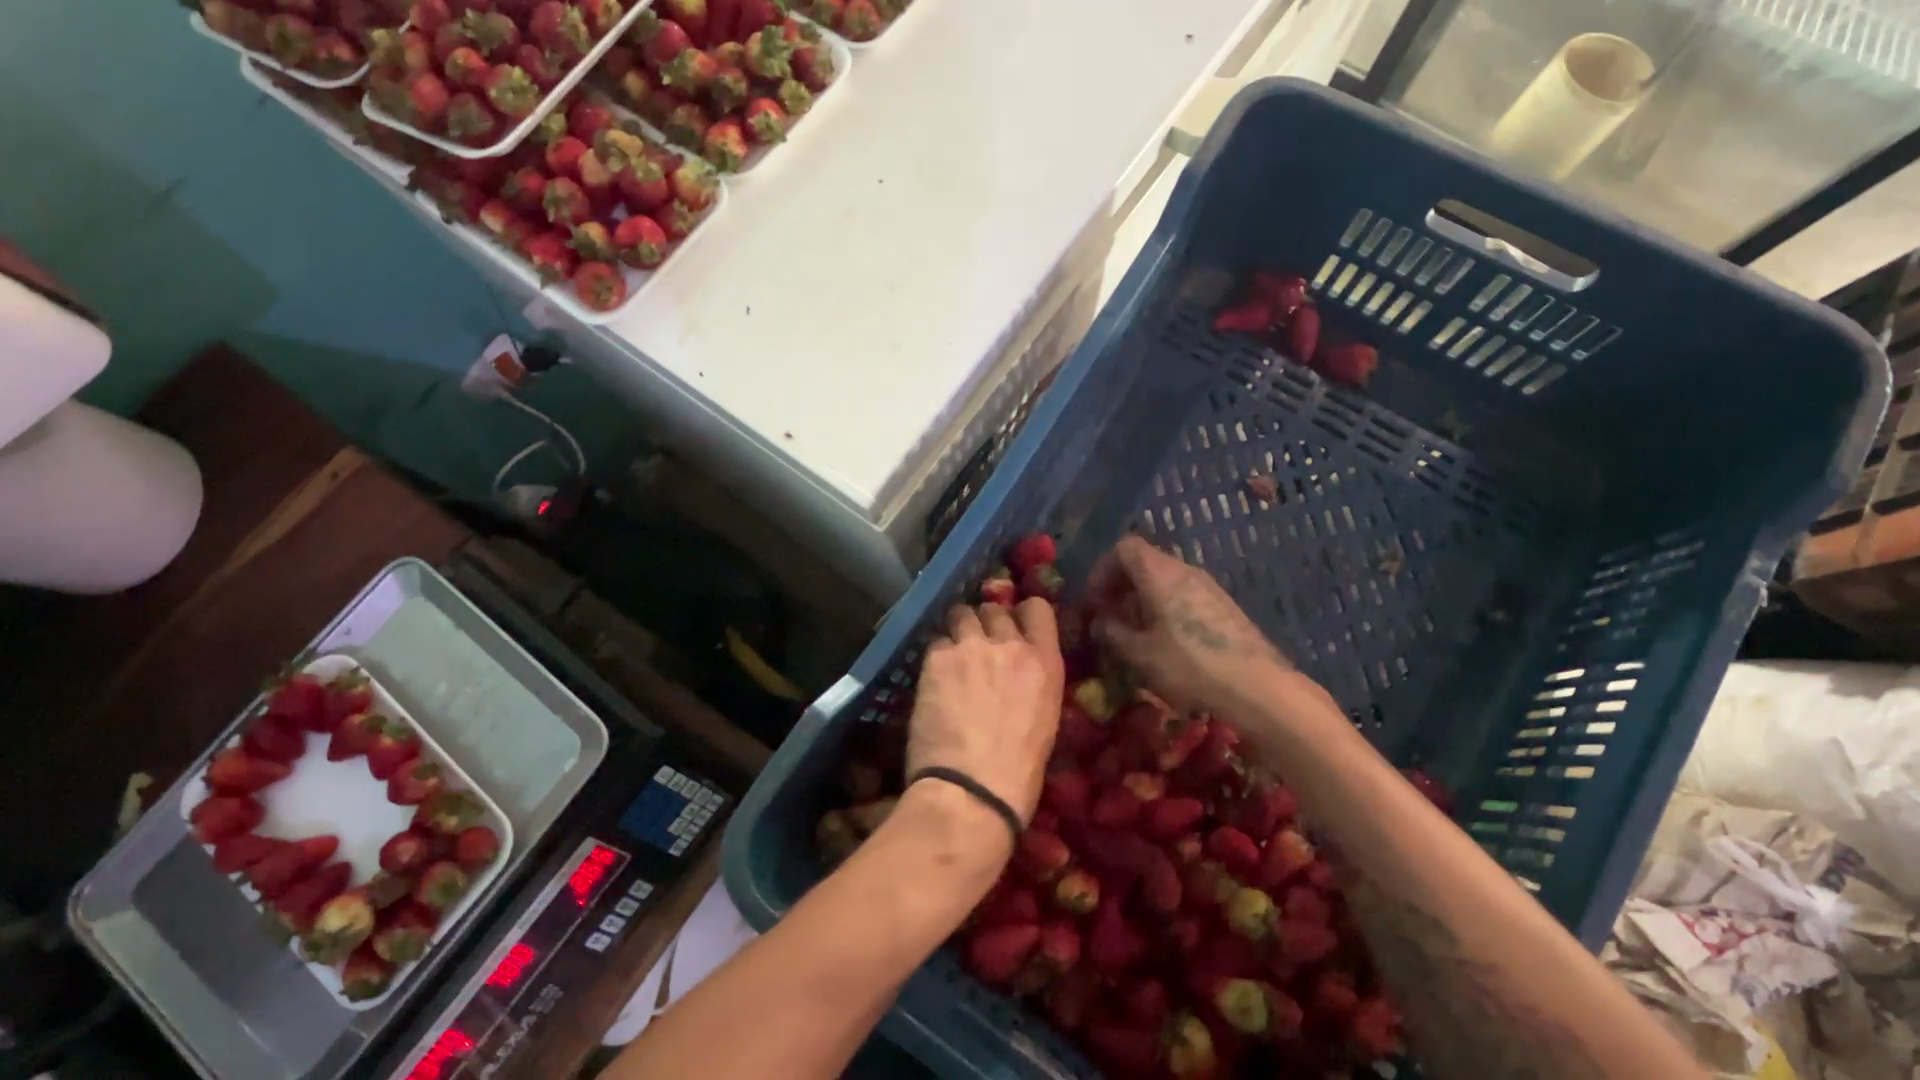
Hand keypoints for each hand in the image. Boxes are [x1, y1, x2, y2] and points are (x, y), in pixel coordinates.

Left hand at [906, 599, 1064, 823]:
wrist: (973, 789)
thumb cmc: (1018, 773)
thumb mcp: (1043, 720)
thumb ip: (1031, 685)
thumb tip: (1012, 680)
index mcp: (1045, 663)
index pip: (1037, 608)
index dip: (1021, 612)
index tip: (1012, 625)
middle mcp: (1010, 645)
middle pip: (994, 609)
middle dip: (985, 623)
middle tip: (976, 646)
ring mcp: (970, 648)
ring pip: (960, 614)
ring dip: (957, 630)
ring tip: (951, 656)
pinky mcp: (936, 659)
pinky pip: (935, 641)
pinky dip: (935, 655)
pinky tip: (933, 678)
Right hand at [1089, 535, 1290, 712]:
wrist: (1256, 684)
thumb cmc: (1189, 665)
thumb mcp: (1140, 653)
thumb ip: (1113, 632)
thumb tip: (1101, 620)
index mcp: (1160, 573)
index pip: (1125, 547)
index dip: (1103, 569)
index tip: (1095, 599)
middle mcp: (1184, 570)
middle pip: (1145, 561)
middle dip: (1121, 586)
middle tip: (1108, 618)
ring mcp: (1207, 586)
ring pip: (1164, 579)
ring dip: (1142, 599)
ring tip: (1134, 632)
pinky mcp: (1221, 605)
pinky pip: (1183, 593)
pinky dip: (1164, 607)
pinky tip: (1164, 640)